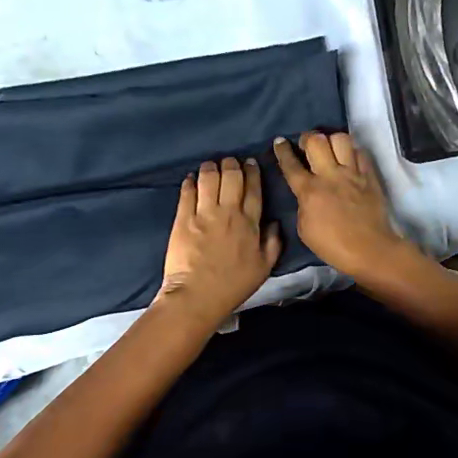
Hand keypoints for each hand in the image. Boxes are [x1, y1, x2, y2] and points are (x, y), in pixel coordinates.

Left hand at [154, 156, 280, 324]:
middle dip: (231, 164)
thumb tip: (274, 223)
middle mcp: (228, 212)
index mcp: (250, 223)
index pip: (253, 189)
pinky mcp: (182, 219)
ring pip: (209, 179)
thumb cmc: (233, 286)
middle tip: (229, 162)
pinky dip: (190, 183)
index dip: (252, 172)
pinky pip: (187, 193)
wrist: (197, 295)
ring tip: (210, 166)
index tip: (249, 162)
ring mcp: (203, 214)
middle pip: (231, 177)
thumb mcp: (264, 268)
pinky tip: (190, 179)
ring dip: (210, 168)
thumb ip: (272, 243)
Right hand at [272, 132, 421, 280]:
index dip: (282, 150)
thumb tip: (306, 195)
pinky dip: (351, 151)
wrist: (369, 249)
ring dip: (331, 140)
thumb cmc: (332, 245)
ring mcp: (352, 173)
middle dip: (307, 138)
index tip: (279, 142)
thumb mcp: (304, 229)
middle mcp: (330, 175)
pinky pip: (360, 152)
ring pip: (340, 139)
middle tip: (306, 145)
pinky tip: (348, 159)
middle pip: (316, 141)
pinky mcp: (369, 176)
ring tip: (329, 148)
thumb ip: (302, 205)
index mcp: (310, 191)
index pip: (291, 164)